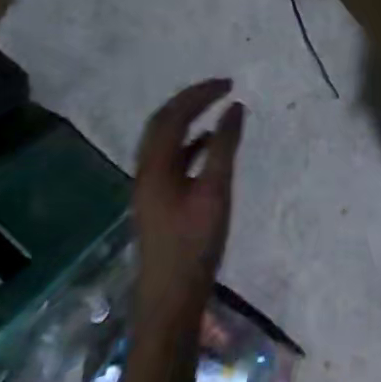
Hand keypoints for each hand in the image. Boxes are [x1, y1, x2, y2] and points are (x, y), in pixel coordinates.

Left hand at [131, 79, 244, 317]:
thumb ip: (224, 146)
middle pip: (162, 123)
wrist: (170, 298)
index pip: (173, 115)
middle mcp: (146, 171)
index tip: (229, 83)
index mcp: (155, 166)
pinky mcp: (159, 200)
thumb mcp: (216, 190)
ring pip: (164, 140)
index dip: (199, 94)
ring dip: (187, 118)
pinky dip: (189, 141)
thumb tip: (234, 106)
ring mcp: (150, 187)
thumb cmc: (195, 242)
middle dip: (190, 100)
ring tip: (215, 106)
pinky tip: (208, 143)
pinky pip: (171, 157)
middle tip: (220, 87)